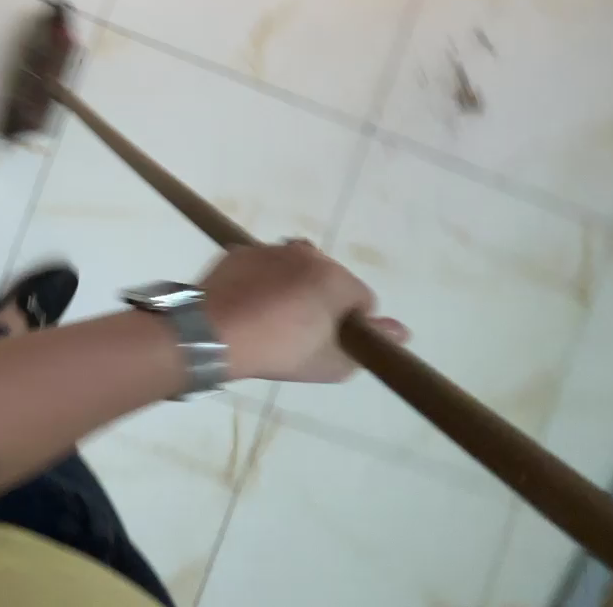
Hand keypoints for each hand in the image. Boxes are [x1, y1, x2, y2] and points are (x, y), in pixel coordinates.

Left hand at [197, 239, 407, 382]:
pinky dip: (261, 278)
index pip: (362, 299)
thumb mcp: (333, 363)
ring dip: (292, 284)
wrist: (211, 332)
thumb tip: (401, 330)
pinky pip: (261, 265)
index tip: (330, 340)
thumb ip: (370, 345)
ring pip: (293, 267)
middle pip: (328, 277)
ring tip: (272, 315)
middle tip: (300, 329)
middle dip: (322, 298)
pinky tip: (249, 302)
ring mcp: (267, 249)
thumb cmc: (278, 350)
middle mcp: (303, 254)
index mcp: (334, 277)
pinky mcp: (237, 251)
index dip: (352, 323)